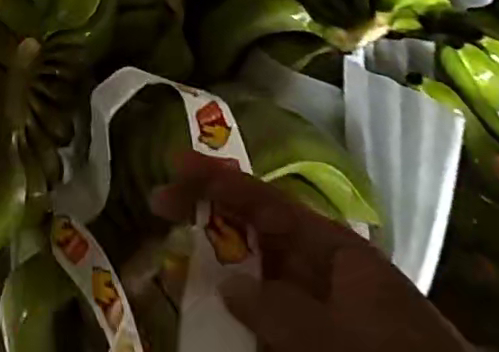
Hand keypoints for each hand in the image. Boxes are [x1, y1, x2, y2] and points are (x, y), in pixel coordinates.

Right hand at [152, 152, 470, 350]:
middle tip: (161, 203)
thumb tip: (227, 285)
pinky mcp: (316, 334)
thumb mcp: (337, 338)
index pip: (266, 201)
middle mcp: (323, 268)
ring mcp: (320, 305)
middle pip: (256, 230)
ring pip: (258, 273)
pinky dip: (240, 312)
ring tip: (174, 261)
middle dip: (211, 215)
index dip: (220, 180)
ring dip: (219, 266)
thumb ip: (279, 310)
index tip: (176, 163)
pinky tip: (211, 315)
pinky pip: (269, 316)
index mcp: (334, 249)